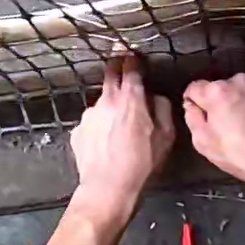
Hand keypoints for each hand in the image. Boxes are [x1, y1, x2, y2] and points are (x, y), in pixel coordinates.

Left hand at [68, 57, 173, 211]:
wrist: (107, 189)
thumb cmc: (141, 164)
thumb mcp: (166, 136)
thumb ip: (163, 109)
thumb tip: (156, 97)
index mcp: (130, 99)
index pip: (130, 67)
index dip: (133, 58)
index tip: (134, 55)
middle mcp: (106, 101)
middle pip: (110, 73)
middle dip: (117, 66)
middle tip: (123, 66)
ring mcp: (89, 115)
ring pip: (101, 100)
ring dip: (110, 105)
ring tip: (119, 126)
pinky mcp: (78, 130)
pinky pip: (92, 121)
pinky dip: (99, 125)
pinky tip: (106, 142)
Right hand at [182, 74, 244, 206]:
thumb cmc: (239, 155)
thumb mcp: (203, 142)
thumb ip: (192, 117)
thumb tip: (192, 105)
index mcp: (217, 90)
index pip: (194, 88)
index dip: (193, 103)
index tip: (201, 117)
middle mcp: (238, 79)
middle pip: (218, 88)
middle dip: (217, 102)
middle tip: (224, 126)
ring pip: (238, 90)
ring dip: (236, 102)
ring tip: (244, 126)